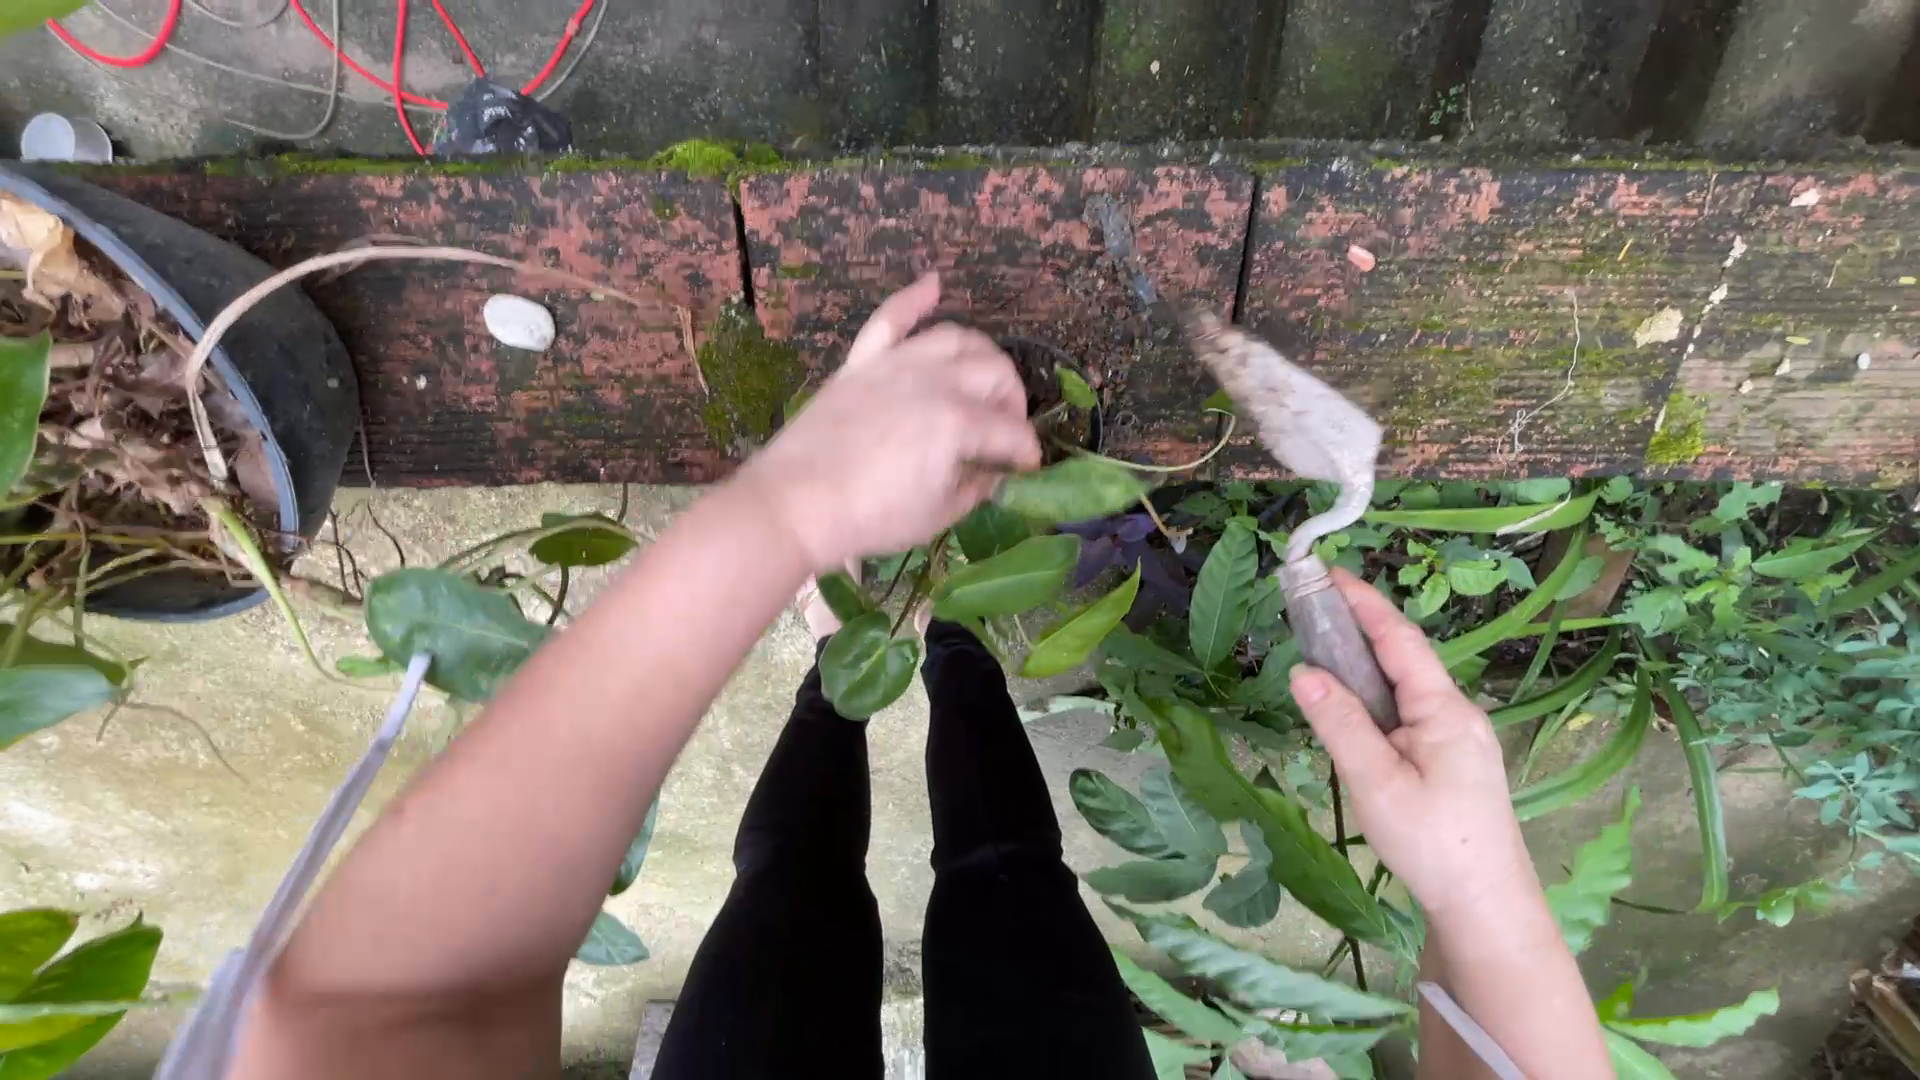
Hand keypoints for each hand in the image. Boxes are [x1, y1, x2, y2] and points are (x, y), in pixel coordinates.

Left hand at [735, 273, 1040, 569]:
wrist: (795, 504)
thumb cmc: (871, 517)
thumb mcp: (937, 515)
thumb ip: (976, 488)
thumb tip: (996, 472)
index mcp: (957, 423)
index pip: (1012, 430)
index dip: (1028, 451)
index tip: (1029, 467)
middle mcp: (934, 381)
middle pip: (995, 373)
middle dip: (1013, 402)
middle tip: (1007, 430)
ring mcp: (895, 365)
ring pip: (955, 338)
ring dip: (983, 355)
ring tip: (988, 378)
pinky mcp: (862, 363)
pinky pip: (891, 319)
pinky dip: (914, 298)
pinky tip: (935, 284)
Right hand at [1288, 568, 1539, 924]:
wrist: (1484, 905)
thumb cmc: (1430, 840)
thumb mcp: (1375, 780)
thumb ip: (1338, 723)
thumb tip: (1301, 672)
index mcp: (1443, 710)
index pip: (1399, 640)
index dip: (1364, 602)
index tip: (1330, 572)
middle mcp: (1454, 713)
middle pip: (1402, 656)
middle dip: (1358, 624)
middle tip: (1312, 603)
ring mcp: (1455, 735)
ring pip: (1402, 684)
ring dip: (1362, 659)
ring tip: (1320, 644)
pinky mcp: (1448, 757)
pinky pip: (1405, 708)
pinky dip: (1371, 691)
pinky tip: (1349, 702)